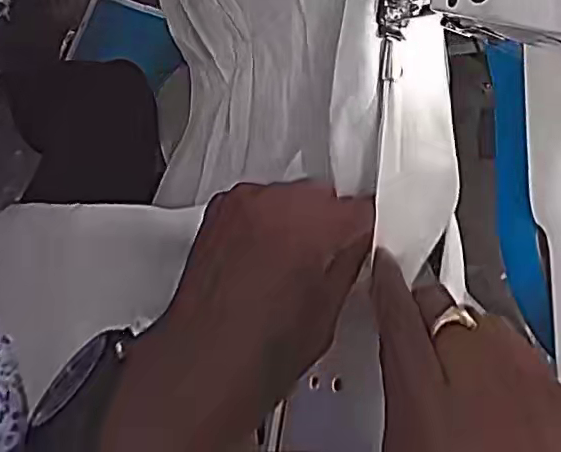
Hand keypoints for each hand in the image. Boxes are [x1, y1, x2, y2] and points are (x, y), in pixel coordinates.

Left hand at [100, 182, 373, 450]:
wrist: (198, 365)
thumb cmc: (253, 354)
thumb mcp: (327, 313)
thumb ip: (349, 264)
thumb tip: (355, 248)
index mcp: (319, 225)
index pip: (361, 208)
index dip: (363, 229)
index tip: (359, 239)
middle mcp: (283, 203)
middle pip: (324, 196)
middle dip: (326, 223)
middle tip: (318, 261)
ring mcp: (249, 202)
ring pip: (289, 195)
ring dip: (292, 218)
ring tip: (282, 263)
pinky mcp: (223, 206)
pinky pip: (257, 201)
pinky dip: (260, 219)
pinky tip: (257, 255)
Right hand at [373, 254, 560, 451]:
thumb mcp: (400, 443)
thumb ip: (387, 397)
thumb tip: (355, 392)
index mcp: (422, 396)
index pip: (397, 311)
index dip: (388, 283)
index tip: (385, 269)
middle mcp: (477, 378)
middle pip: (444, 308)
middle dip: (431, 313)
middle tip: (423, 337)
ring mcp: (527, 387)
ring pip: (490, 326)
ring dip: (475, 340)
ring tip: (469, 379)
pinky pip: (532, 360)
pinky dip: (517, 369)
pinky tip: (508, 400)